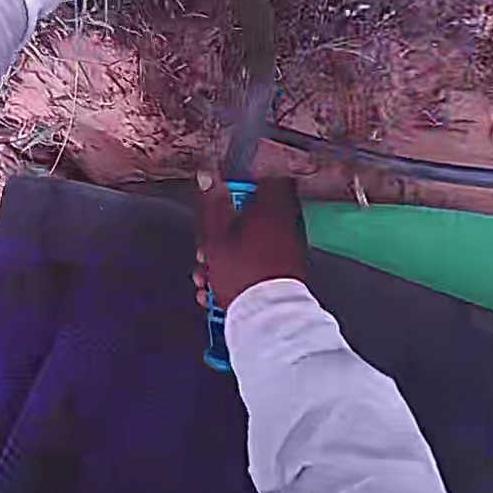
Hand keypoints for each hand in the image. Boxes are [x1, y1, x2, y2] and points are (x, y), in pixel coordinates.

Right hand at [193, 173, 308, 309]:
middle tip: (206, 245)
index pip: (267, 178)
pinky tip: (216, 288)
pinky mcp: (283, 275)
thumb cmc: (243, 274)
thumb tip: (207, 175)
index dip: (245, 181)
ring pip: (249, 244)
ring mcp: (286, 252)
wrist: (267, 317)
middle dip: (222, 231)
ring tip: (205, 274)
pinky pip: (255, 265)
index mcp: (271, 210)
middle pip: (251, 216)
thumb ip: (212, 203)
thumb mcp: (217, 235)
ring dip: (223, 256)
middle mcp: (284, 227)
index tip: (228, 190)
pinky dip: (235, 273)